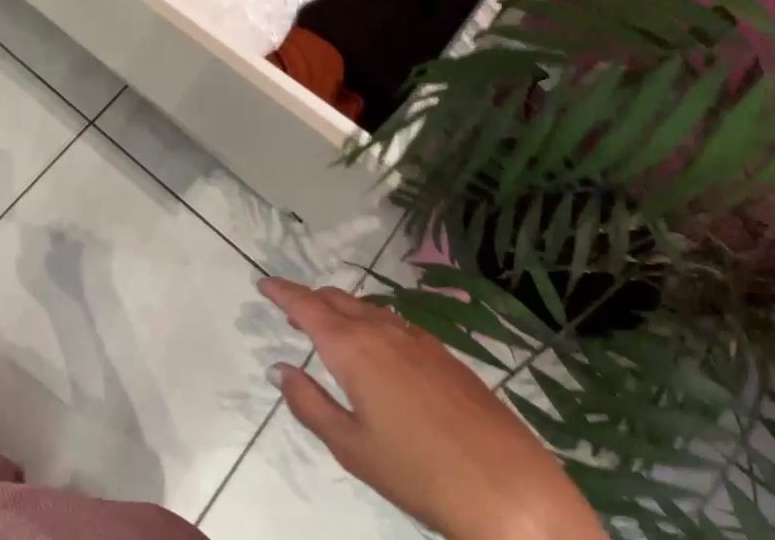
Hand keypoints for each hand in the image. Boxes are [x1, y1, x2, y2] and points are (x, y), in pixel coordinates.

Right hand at [258, 278, 604, 539]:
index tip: (262, 283)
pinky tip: (375, 351)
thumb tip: (281, 369)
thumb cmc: (418, 473)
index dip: (282, 291)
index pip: (307, 306)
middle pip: (338, 299)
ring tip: (327, 328)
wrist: (512, 491)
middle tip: (289, 309)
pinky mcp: (447, 357)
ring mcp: (421, 341)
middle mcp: (385, 332)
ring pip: (369, 309)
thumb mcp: (351, 447)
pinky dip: (371, 323)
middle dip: (309, 298)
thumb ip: (310, 404)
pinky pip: (395, 324)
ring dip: (341, 310)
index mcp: (353, 349)